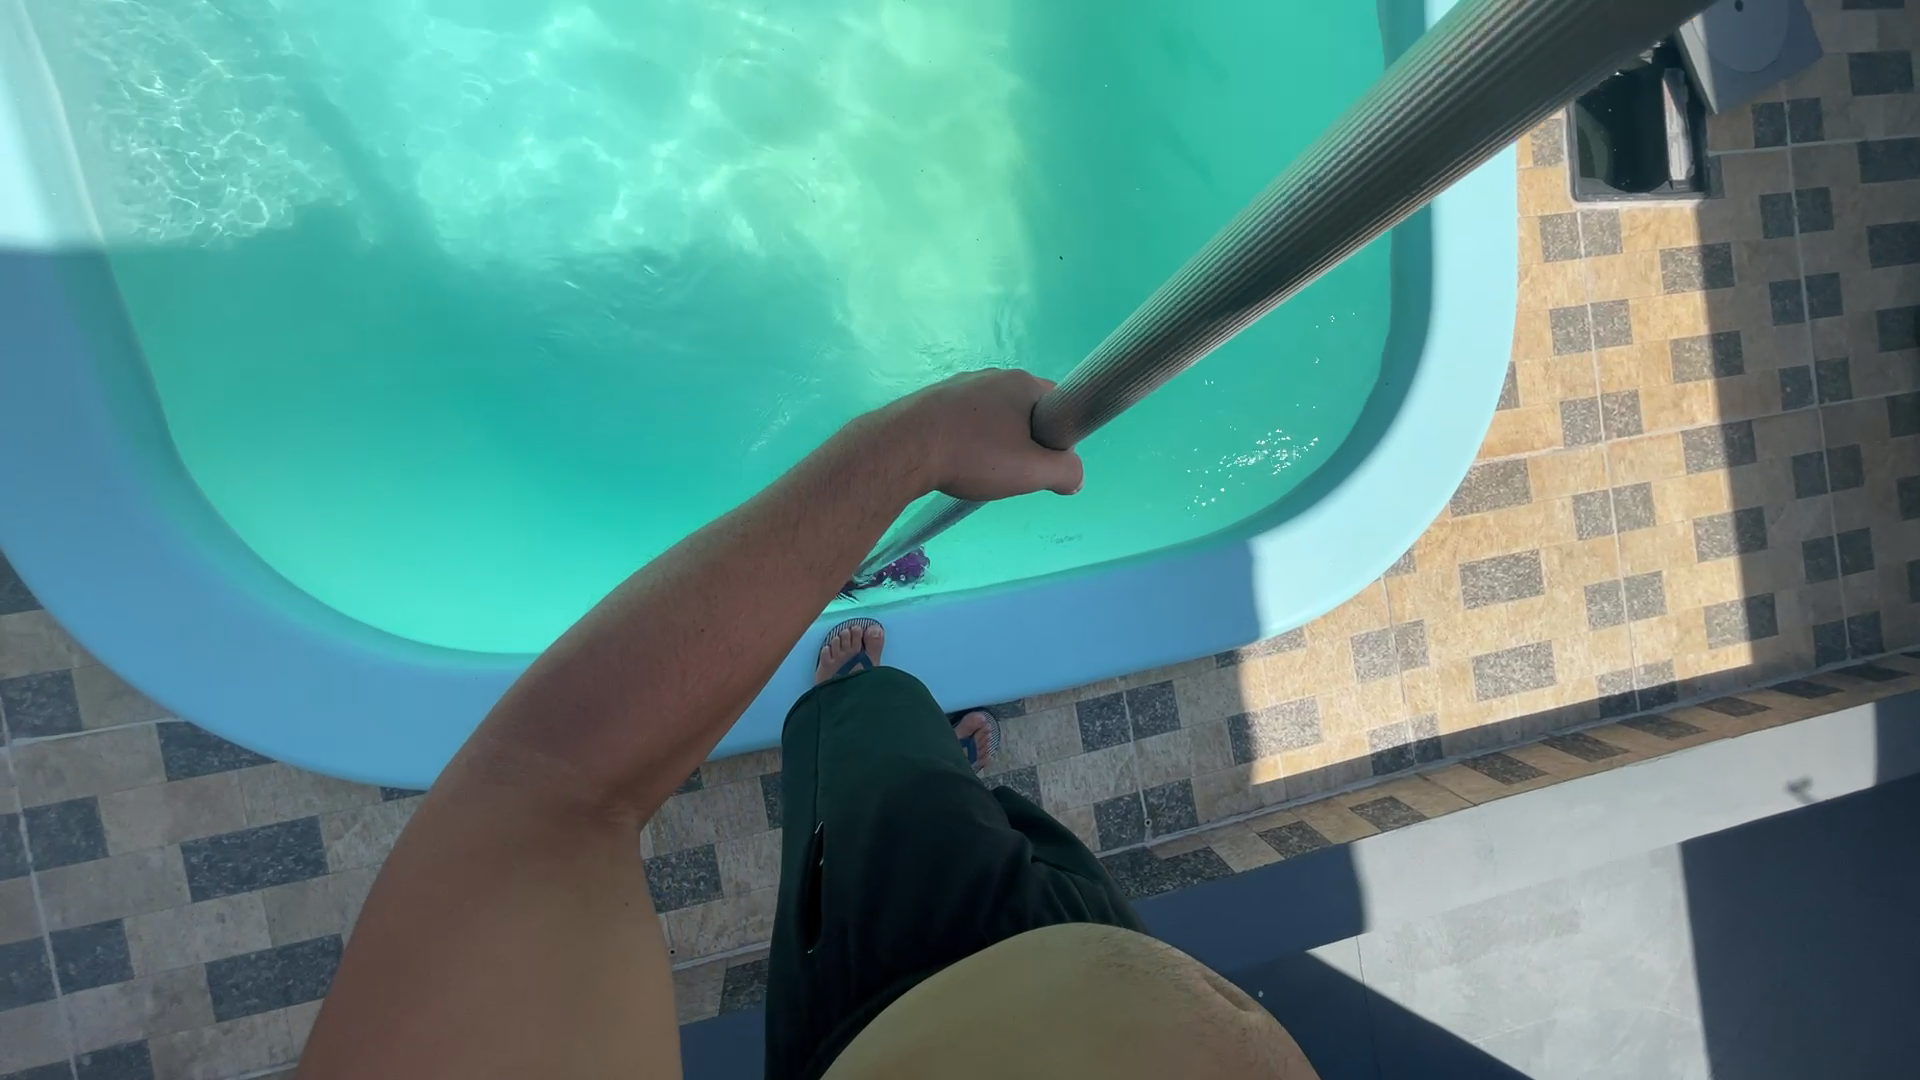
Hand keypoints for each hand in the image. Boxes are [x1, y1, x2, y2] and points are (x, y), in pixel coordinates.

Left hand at [882, 369, 1084, 501]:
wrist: (902, 449)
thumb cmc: (974, 455)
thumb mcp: (1032, 471)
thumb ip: (1065, 472)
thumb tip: (1075, 476)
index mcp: (1022, 383)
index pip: (1060, 402)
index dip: (1060, 434)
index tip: (1045, 460)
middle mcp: (992, 375)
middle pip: (1024, 410)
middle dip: (1025, 440)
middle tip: (1012, 471)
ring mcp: (959, 384)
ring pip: (992, 416)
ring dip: (993, 442)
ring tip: (977, 469)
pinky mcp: (932, 399)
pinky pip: (963, 420)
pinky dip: (965, 440)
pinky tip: (953, 460)